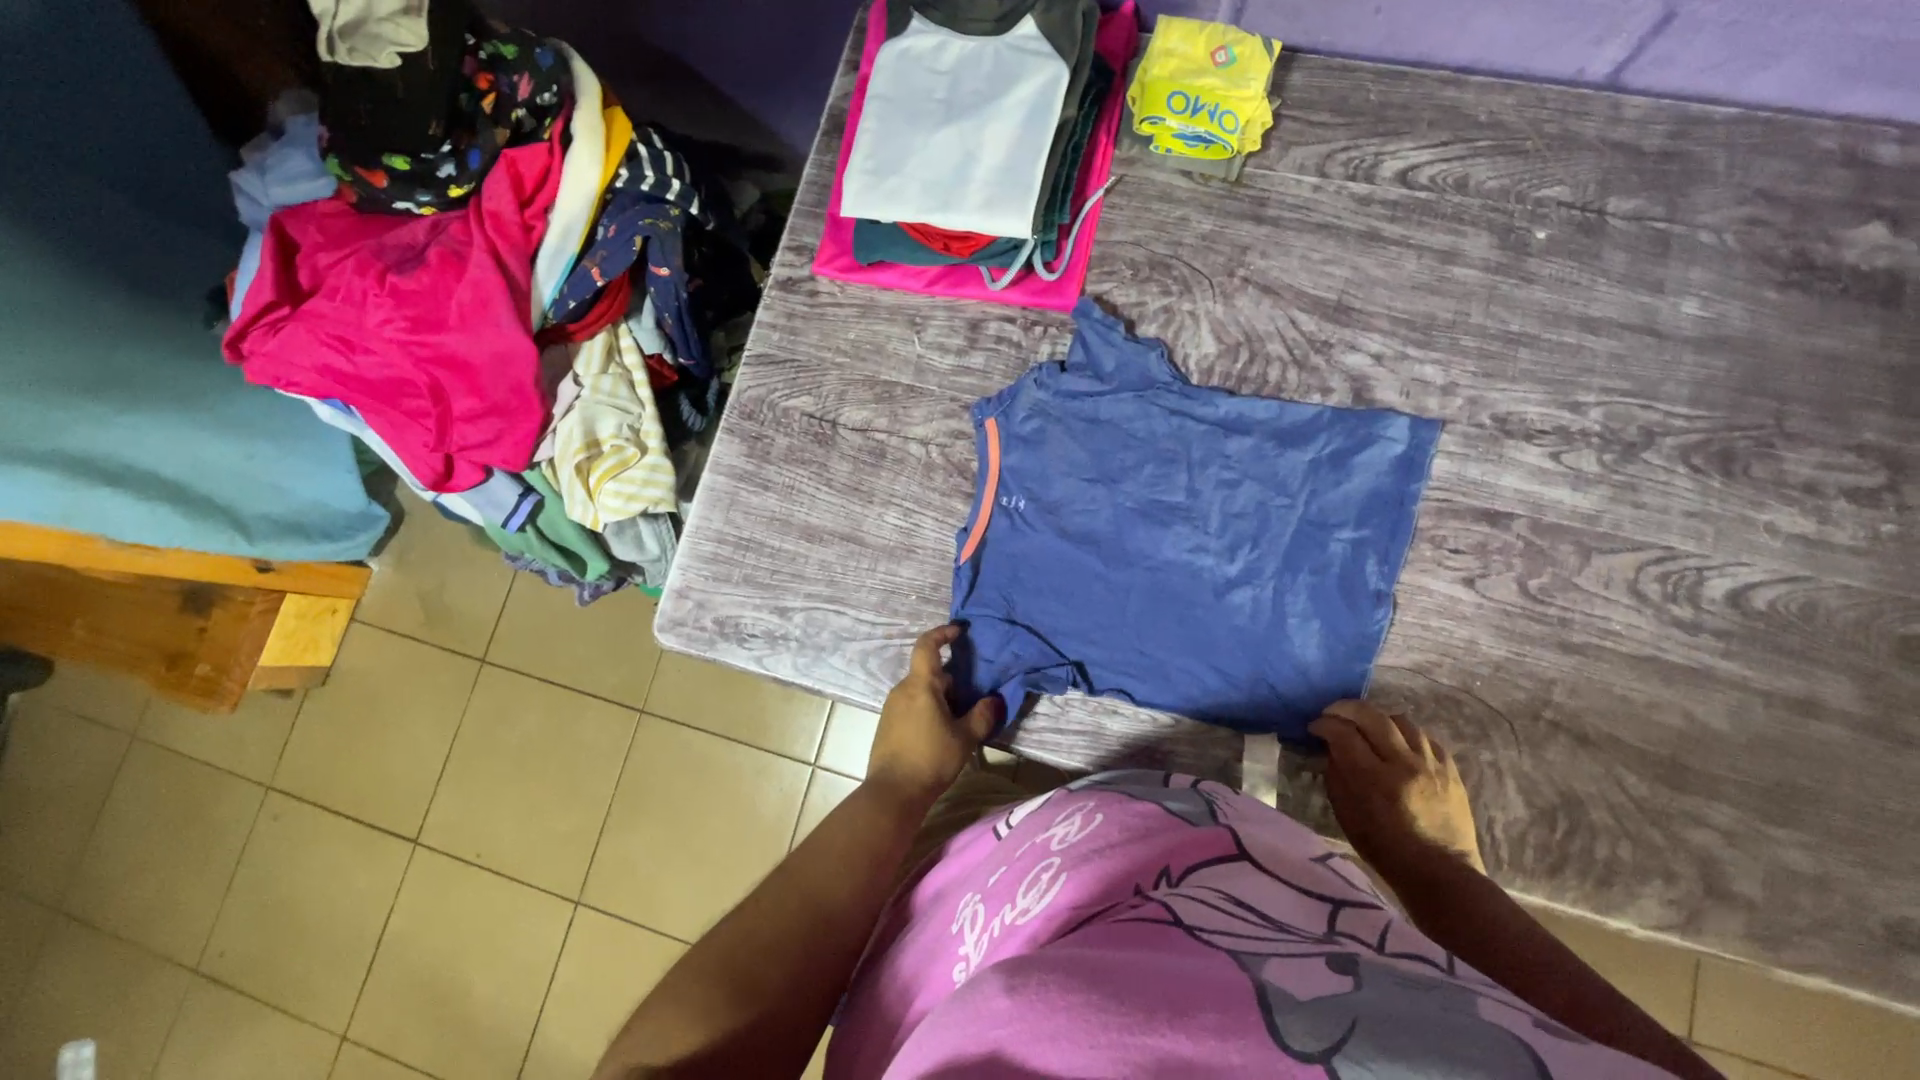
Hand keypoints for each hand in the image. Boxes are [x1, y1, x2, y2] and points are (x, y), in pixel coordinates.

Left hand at [866, 624, 1004, 809]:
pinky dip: (929, 709)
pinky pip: (912, 706)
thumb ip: (982, 715)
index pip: (927, 646)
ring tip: (962, 717)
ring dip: (941, 697)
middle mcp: (902, 690)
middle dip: (952, 679)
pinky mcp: (888, 725)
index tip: (959, 631)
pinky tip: (943, 732)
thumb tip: (994, 700)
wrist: (892, 792)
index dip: (942, 634)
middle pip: (930, 673)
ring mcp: (892, 707)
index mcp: (920, 685)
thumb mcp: (965, 738)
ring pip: (921, 691)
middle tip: (974, 695)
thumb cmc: (931, 759)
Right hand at [1310, 700, 1484, 874]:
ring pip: (1402, 721)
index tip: (1315, 726)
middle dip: (1347, 709)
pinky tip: (1399, 745)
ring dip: (1379, 719)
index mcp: (1374, 779)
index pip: (1343, 734)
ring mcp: (1432, 765)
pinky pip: (1426, 738)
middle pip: (1373, 717)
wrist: (1442, 873)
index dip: (1324, 724)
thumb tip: (1332, 749)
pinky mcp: (1451, 770)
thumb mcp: (1347, 816)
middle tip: (1334, 713)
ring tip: (1368, 728)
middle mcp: (1404, 764)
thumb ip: (1337, 777)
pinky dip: (1406, 735)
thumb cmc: (1385, 850)